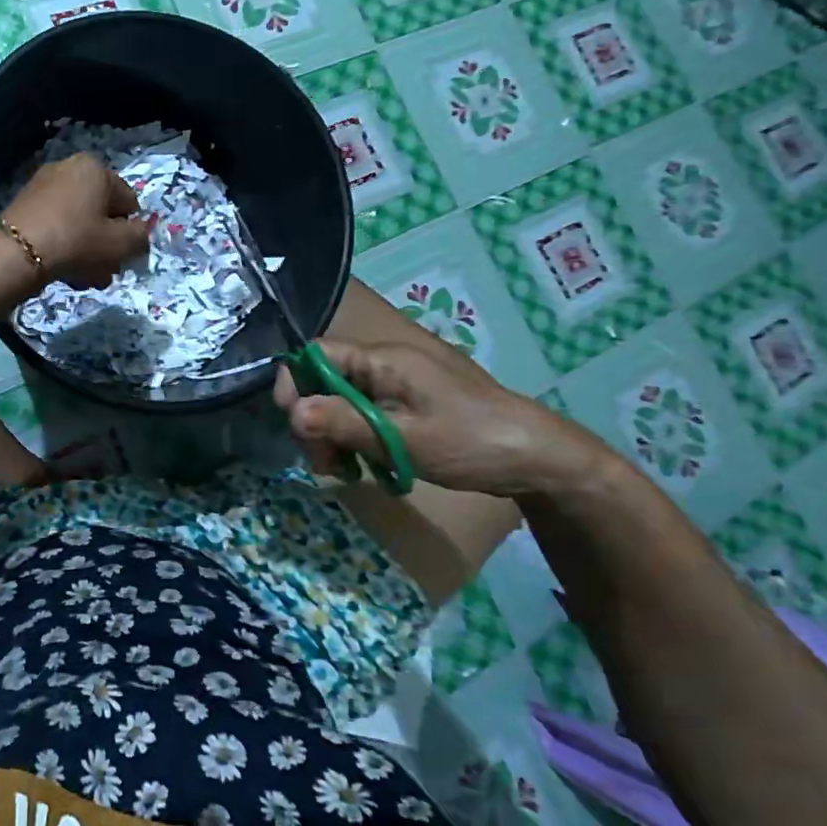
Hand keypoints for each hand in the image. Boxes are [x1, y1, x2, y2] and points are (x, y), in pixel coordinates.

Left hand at [0, 153, 149, 289]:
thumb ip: (139, 237)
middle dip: (106, 244)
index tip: (121, 257)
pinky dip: (65, 243)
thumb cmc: (77, 241)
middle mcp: (70, 167)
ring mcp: (44, 184)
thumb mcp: (119, 244)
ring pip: (79, 221)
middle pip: (101, 212)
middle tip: (104, 271)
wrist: (15, 253)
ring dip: (88, 249)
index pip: (129, 203)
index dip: (129, 232)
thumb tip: (140, 234)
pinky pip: (57, 223)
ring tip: (85, 276)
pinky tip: (64, 268)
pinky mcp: (25, 203)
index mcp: (97, 168)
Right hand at [273, 338, 619, 496]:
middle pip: (327, 381)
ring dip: (335, 435)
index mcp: (383, 359)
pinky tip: (368, 466)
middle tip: (325, 465)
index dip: (295, 383)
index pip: (317, 354)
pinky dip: (359, 438)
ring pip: (344, 401)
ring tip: (346, 472)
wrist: (535, 456)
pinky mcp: (410, 402)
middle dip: (315, 421)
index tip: (293, 425)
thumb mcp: (402, 438)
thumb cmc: (470, 441)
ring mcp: (400, 383)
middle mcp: (387, 363)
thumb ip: (345, 423)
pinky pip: (367, 412)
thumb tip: (291, 412)